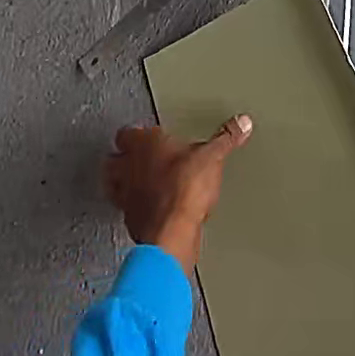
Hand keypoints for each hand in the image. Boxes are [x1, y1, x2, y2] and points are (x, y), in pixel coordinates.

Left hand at [103, 115, 252, 272]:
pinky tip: (150, 210)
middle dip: (123, 157)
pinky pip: (127, 210)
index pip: (127, 131)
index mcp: (143, 143)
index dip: (136, 133)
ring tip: (138, 183)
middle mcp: (128, 166)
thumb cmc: (184, 189)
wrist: (172, 232)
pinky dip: (136, 208)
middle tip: (137, 157)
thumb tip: (241, 123)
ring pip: (113, 183)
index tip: (150, 135)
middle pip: (113, 157)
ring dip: (123, 182)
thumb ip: (226, 138)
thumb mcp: (213, 156)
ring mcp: (125, 195)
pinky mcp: (130, 220)